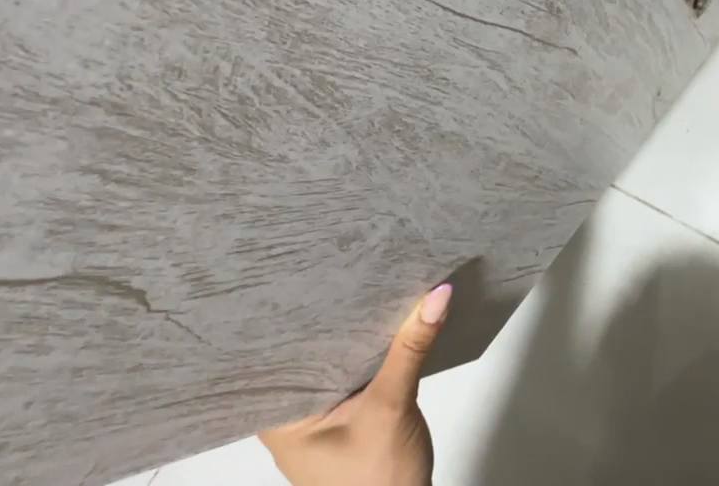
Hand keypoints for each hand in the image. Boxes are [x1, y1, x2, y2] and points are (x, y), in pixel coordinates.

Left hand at [260, 283, 450, 485]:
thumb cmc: (375, 480)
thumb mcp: (391, 408)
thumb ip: (410, 348)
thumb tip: (438, 290)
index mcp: (280, 414)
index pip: (281, 350)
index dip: (298, 308)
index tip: (316, 264)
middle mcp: (294, 411)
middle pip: (315, 348)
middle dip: (338, 309)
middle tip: (356, 255)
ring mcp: (324, 413)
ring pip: (341, 356)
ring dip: (362, 325)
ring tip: (377, 270)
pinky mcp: (353, 412)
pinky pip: (362, 366)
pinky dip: (378, 344)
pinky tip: (395, 313)